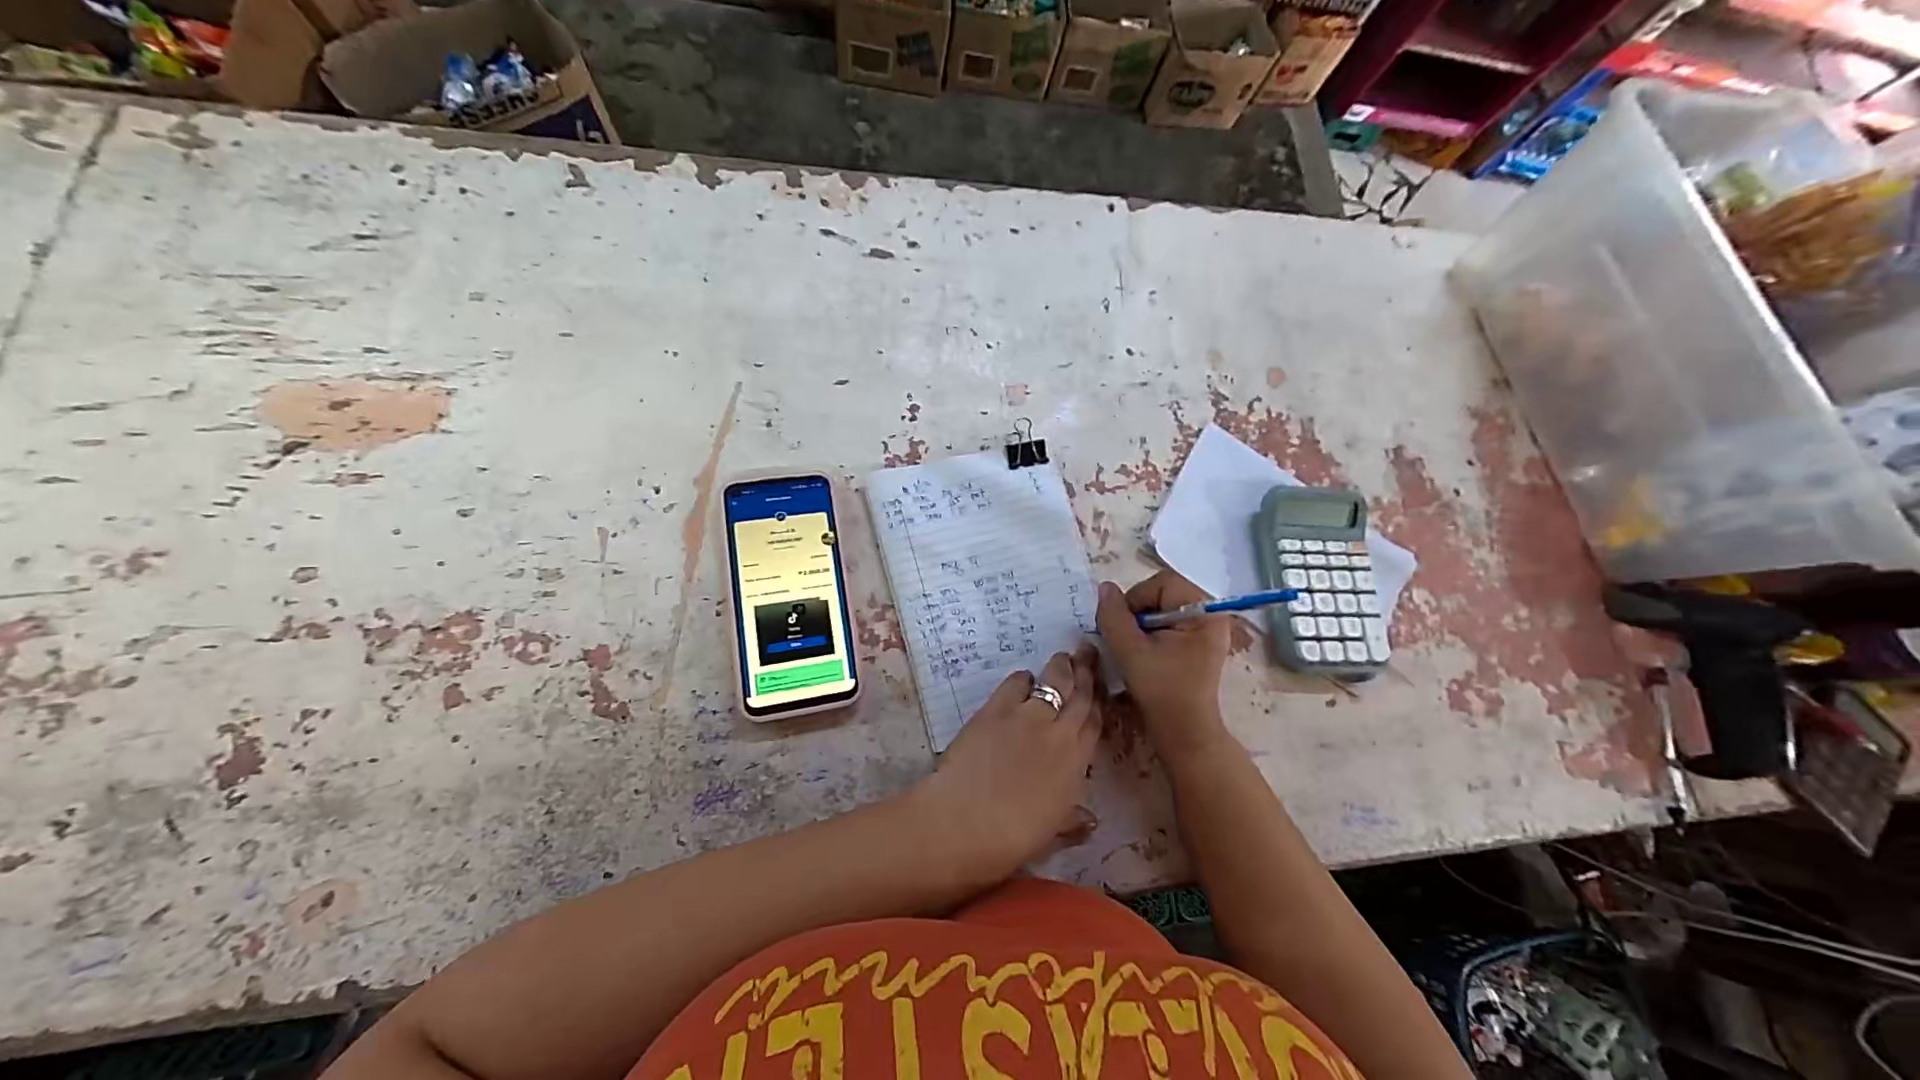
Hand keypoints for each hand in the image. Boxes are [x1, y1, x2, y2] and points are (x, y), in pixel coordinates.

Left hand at [910, 645, 1102, 876]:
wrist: (966, 822)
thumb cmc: (1011, 839)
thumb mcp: (1049, 836)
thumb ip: (1071, 824)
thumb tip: (1090, 822)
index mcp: (1076, 765)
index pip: (1095, 724)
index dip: (1099, 703)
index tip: (1100, 689)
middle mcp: (1059, 733)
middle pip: (1080, 695)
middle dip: (1087, 672)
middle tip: (1088, 653)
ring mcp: (1028, 716)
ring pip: (1054, 681)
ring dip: (1061, 667)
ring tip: (1065, 656)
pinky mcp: (997, 708)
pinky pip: (1016, 683)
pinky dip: (1023, 678)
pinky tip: (1023, 678)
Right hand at [1095, 571, 1231, 761]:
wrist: (1184, 733)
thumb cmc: (1161, 691)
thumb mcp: (1129, 650)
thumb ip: (1114, 616)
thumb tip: (1105, 588)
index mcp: (1204, 612)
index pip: (1162, 583)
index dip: (1136, 599)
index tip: (1121, 626)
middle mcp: (1211, 615)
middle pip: (1163, 593)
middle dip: (1138, 612)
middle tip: (1125, 638)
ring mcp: (1206, 630)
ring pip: (1163, 609)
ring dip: (1142, 623)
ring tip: (1132, 647)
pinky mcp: (1198, 644)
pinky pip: (1169, 623)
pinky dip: (1151, 633)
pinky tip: (1143, 653)